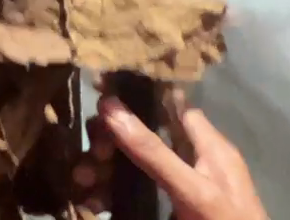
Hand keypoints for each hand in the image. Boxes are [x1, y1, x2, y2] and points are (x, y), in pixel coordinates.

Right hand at [97, 95, 267, 219]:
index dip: (135, 88)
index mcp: (208, 145)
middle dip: (106, 138)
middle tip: (93, 154)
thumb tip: (106, 103)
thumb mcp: (195, 192)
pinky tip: (91, 199)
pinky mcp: (165, 204)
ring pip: (126, 157)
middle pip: (138, 128)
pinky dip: (105, 190)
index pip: (169, 100)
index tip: (97, 85)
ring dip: (99, 166)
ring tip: (81, 181)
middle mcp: (191, 156)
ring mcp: (177, 182)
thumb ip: (154, 151)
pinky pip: (127, 186)